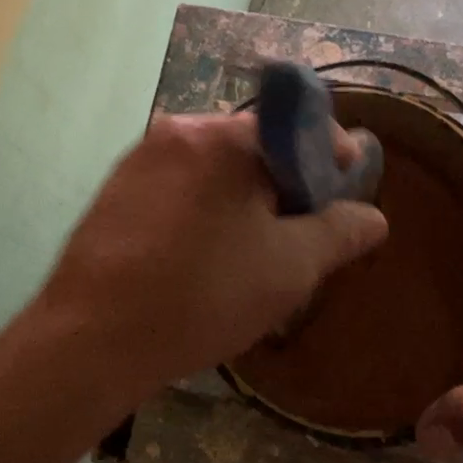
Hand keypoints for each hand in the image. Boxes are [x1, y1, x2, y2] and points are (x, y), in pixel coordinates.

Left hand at [37, 112, 388, 402]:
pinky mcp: (115, 189)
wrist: (90, 338)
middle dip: (284, 185)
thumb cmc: (201, 295)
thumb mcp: (289, 268)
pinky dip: (204, 210)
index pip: (298, 124)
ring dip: (242, 200)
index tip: (343, 199)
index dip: (332, 159)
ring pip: (214, 168)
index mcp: (222, 136)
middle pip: (254, 145)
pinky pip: (180, 186)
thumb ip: (339, 232)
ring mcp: (139, 157)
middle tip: (297, 238)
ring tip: (251, 256)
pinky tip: (204, 258)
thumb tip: (372, 216)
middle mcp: (177, 130)